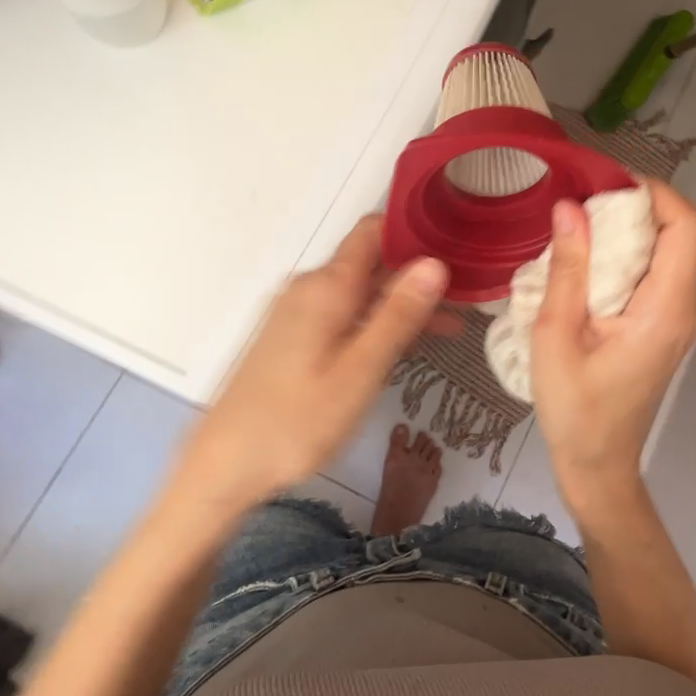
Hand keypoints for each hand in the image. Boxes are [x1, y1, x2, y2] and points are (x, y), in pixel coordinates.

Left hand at [179, 216, 449, 510]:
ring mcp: (298, 313)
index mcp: (326, 287)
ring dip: (403, 302)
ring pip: (362, 291)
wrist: (224, 466)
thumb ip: (397, 315)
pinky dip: (377, 322)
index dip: (416, 229)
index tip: (458, 243)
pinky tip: (406, 345)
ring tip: (453, 324)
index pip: (374, 230)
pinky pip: (345, 314)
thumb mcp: (359, 371)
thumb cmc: (296, 422)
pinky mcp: (293, 337)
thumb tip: (435, 263)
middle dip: (419, 272)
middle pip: (372, 261)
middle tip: (470, 292)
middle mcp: (310, 288)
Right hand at [531, 180, 695, 506]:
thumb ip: (567, 269)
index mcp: (666, 307)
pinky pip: (656, 271)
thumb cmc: (575, 409)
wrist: (598, 463)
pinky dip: (627, 255)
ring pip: (667, 249)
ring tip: (576, 232)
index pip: (685, 224)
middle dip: (633, 207)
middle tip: (579, 206)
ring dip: (628, 231)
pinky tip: (587, 265)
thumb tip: (570, 207)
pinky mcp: (668, 324)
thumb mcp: (556, 336)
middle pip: (678, 231)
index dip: (653, 192)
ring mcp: (682, 316)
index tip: (604, 184)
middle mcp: (686, 306)